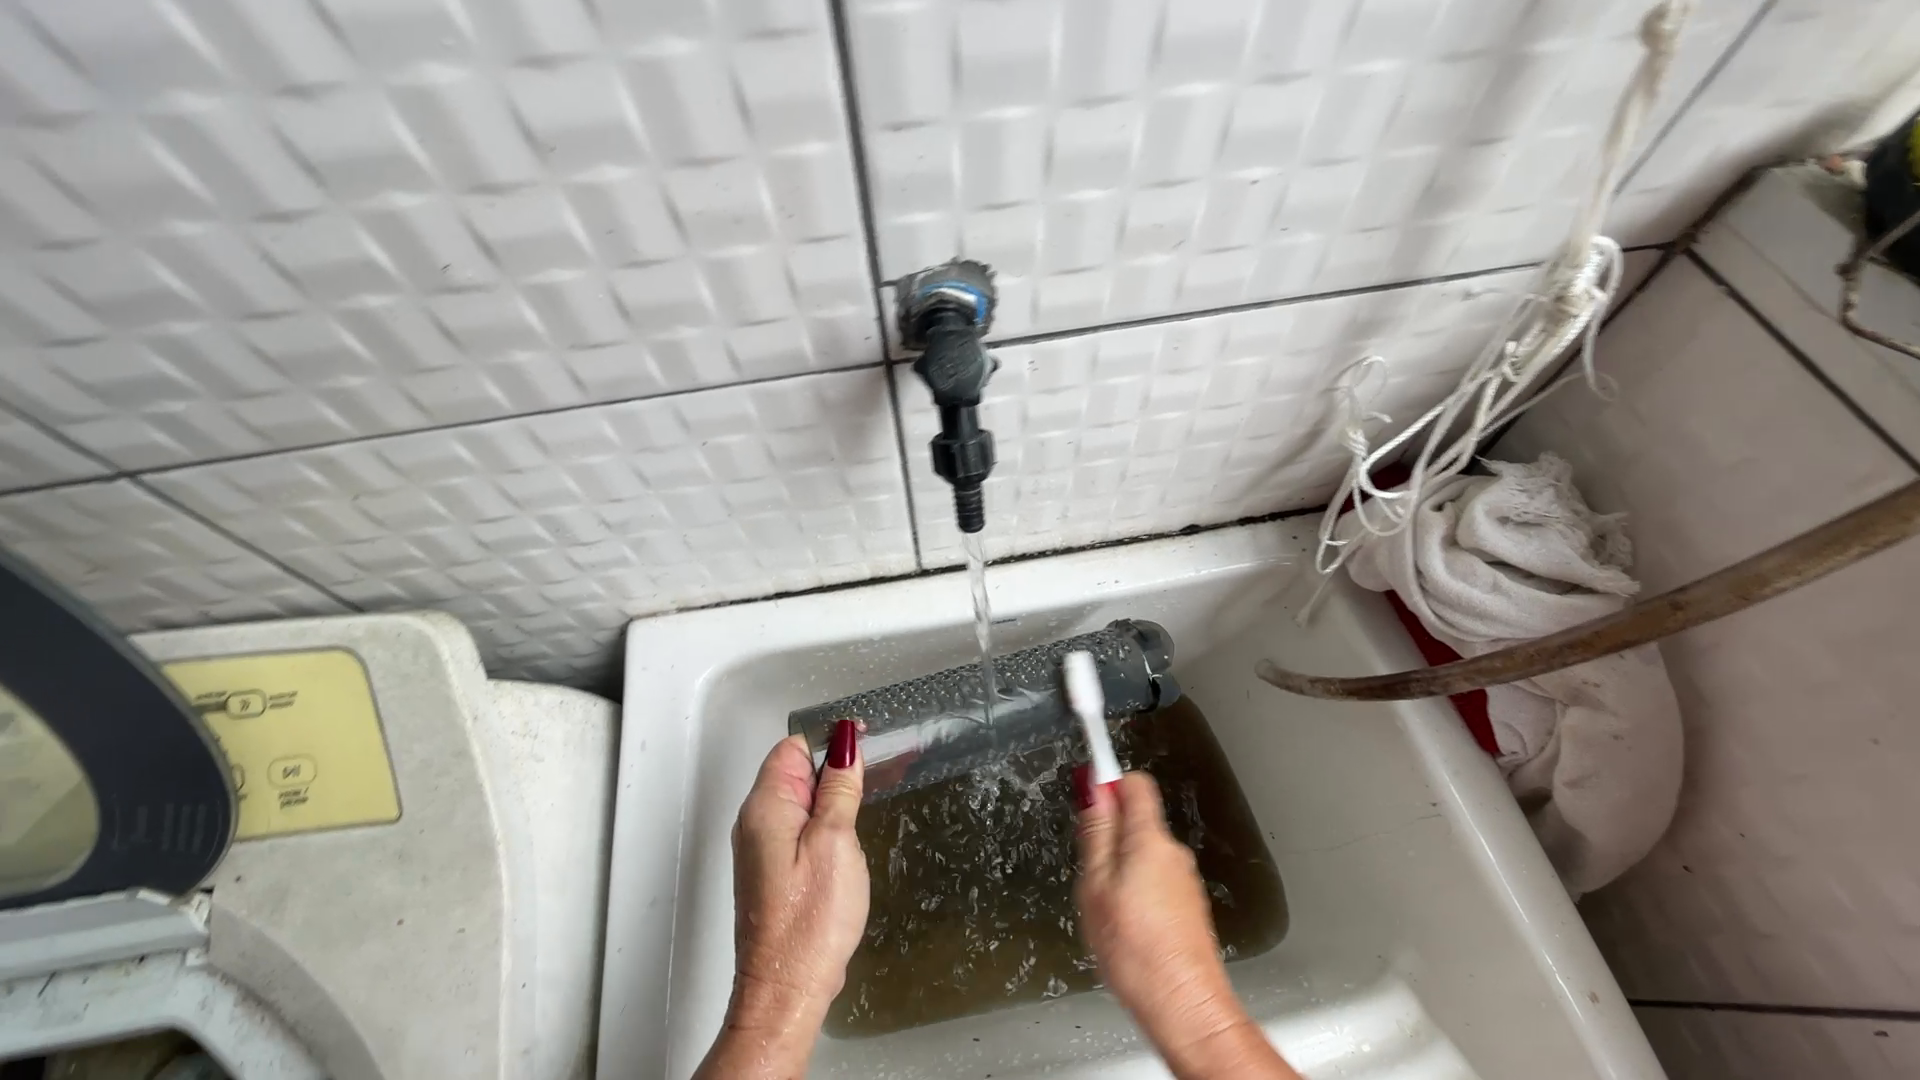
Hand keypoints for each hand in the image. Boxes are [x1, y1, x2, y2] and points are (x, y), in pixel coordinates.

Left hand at [695, 723, 866, 1079]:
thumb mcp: (835, 841)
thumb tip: (845, 743)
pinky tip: (852, 827)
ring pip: (801, 799)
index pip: (792, 748)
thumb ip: (839, 788)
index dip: (830, 738)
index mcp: (765, 806)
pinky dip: (827, 818)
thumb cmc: (809, 921)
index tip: (867, 738)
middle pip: (796, 771)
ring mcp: (764, 847)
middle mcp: (756, 822)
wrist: (786, 989)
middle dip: (837, 763)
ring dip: (835, 791)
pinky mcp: (775, 870)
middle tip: (882, 764)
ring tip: (874, 791)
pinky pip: (801, 826)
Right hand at [1074, 771, 1298, 1079]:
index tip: (1086, 786)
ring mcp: (1183, 880)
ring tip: (1105, 908)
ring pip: (1142, 851)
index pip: (1133, 782)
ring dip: (1119, 866)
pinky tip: (1124, 926)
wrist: (1185, 1007)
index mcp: (1149, 839)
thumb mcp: (1096, 885)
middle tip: (1087, 871)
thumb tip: (1093, 787)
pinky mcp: (1187, 905)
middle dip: (1107, 833)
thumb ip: (1096, 831)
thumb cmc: (1138, 953)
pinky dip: (1135, 890)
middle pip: (1135, 817)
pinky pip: (1154, 878)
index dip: (1107, 779)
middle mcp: (1173, 852)